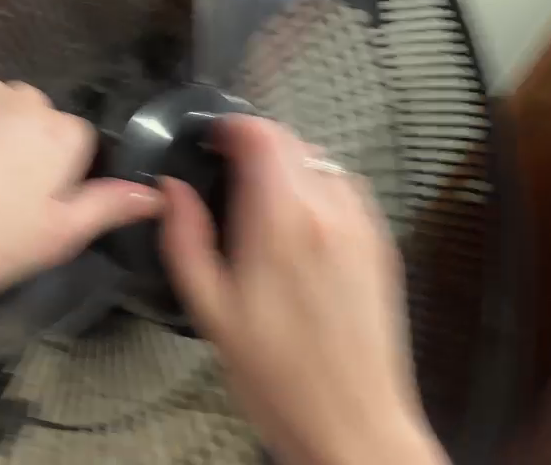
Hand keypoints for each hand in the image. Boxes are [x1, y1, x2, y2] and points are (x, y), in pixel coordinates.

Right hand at [161, 116, 445, 464]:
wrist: (354, 425)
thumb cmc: (279, 376)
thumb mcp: (210, 310)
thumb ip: (185, 239)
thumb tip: (171, 191)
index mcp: (280, 223)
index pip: (262, 136)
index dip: (232, 126)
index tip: (214, 137)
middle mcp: (326, 212)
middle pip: (291, 139)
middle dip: (255, 140)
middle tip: (229, 162)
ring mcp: (359, 225)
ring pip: (320, 158)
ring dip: (288, 159)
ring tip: (262, 189)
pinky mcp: (379, 243)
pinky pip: (346, 186)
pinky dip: (319, 183)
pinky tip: (300, 216)